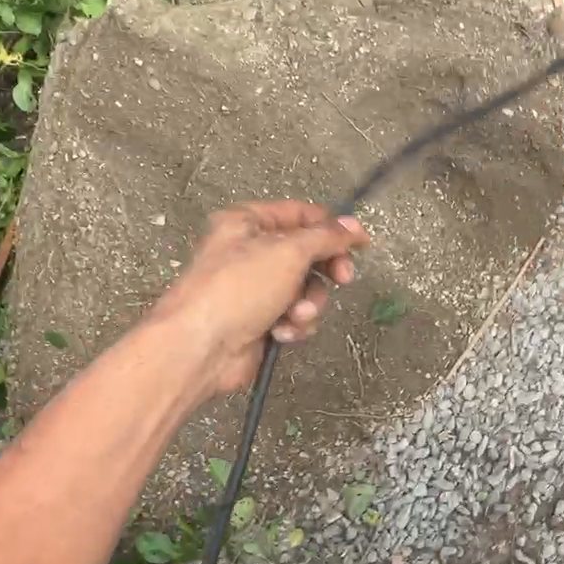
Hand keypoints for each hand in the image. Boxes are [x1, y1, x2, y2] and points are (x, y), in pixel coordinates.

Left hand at [152, 201, 369, 395]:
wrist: (203, 347)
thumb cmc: (237, 290)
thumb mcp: (288, 252)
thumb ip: (326, 237)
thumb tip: (353, 226)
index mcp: (248, 223)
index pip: (302, 215)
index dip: (333, 228)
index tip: (361, 244)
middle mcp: (251, 253)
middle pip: (309, 255)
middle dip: (324, 272)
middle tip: (342, 278)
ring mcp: (256, 289)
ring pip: (306, 290)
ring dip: (309, 304)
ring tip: (294, 315)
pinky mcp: (262, 321)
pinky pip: (296, 317)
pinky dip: (294, 325)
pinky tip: (280, 332)